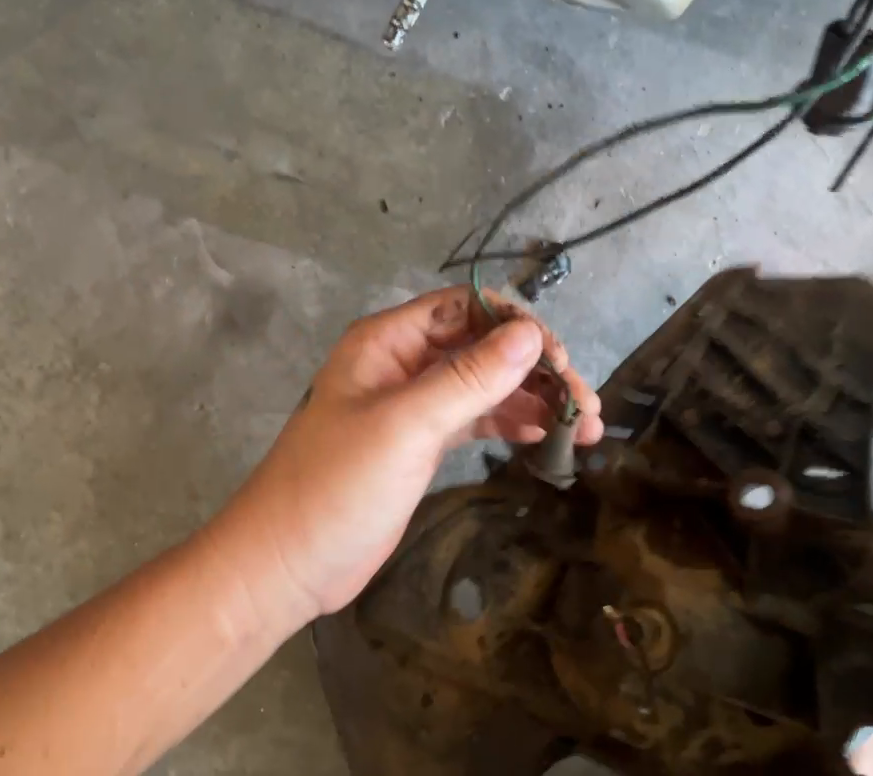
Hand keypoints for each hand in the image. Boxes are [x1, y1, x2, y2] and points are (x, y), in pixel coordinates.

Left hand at [211, 287, 602, 623]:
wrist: (288, 566)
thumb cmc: (337, 485)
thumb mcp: (407, 426)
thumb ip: (470, 379)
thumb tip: (531, 334)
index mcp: (388, 341)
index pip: (464, 308)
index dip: (514, 324)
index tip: (559, 356)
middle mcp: (403, 364)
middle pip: (482, 347)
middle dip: (535, 368)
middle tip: (584, 403)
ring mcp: (414, 406)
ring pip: (485, 386)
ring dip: (532, 400)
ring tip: (585, 427)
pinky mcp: (422, 444)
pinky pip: (476, 420)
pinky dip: (511, 424)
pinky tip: (545, 437)